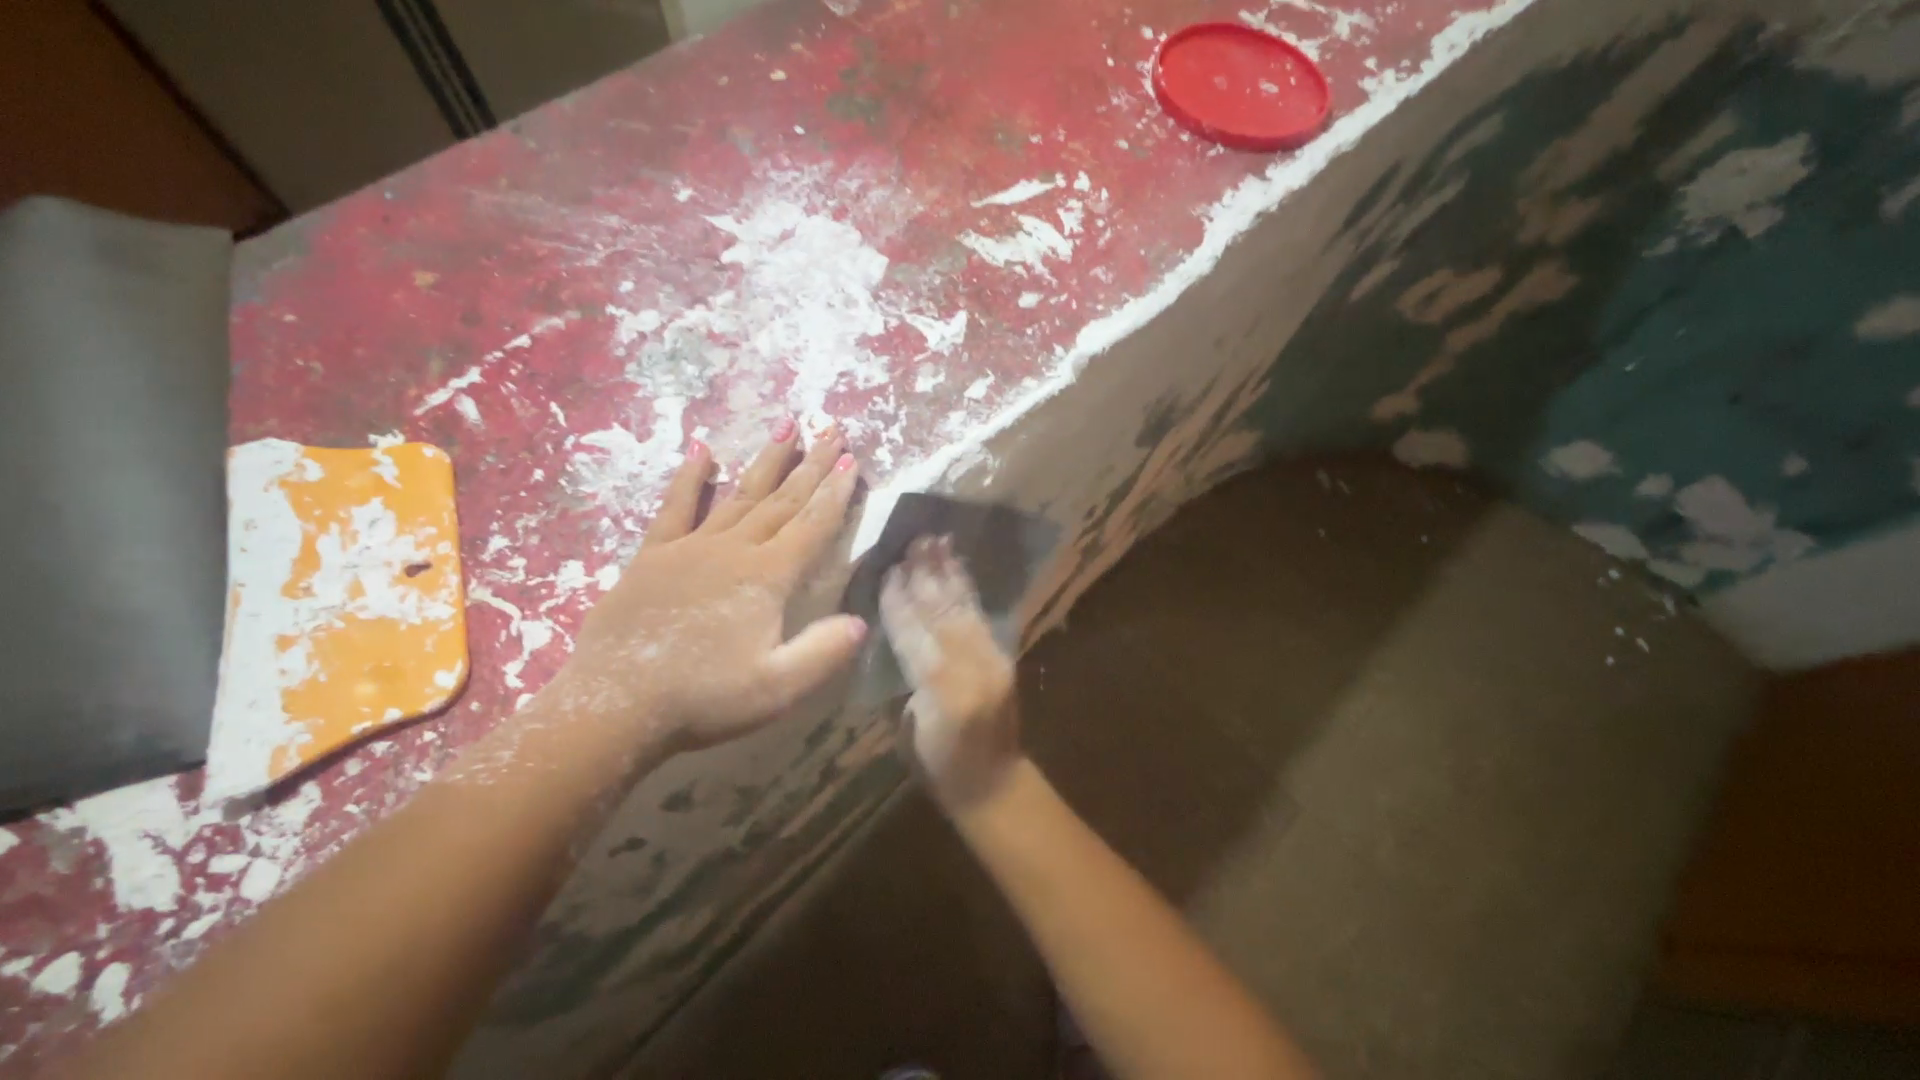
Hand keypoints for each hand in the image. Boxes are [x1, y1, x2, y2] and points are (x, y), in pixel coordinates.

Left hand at [545, 422, 866, 754]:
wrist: (617, 703)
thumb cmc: (704, 698)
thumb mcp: (778, 687)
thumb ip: (822, 652)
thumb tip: (860, 621)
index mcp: (766, 578)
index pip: (811, 527)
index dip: (835, 495)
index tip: (853, 461)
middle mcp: (733, 550)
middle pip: (781, 501)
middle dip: (811, 466)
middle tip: (832, 431)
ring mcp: (690, 547)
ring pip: (738, 494)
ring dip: (765, 460)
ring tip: (785, 425)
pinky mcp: (653, 555)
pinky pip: (675, 507)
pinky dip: (690, 478)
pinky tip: (702, 450)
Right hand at [879, 536, 1021, 811]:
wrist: (994, 785)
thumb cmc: (938, 765)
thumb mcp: (907, 729)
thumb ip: (906, 680)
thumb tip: (900, 635)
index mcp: (938, 688)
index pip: (912, 632)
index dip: (898, 600)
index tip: (887, 568)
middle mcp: (969, 667)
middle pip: (942, 611)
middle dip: (927, 573)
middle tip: (916, 539)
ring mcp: (992, 660)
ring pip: (965, 608)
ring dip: (950, 572)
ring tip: (939, 542)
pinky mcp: (1004, 659)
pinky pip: (981, 618)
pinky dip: (967, 591)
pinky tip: (958, 571)